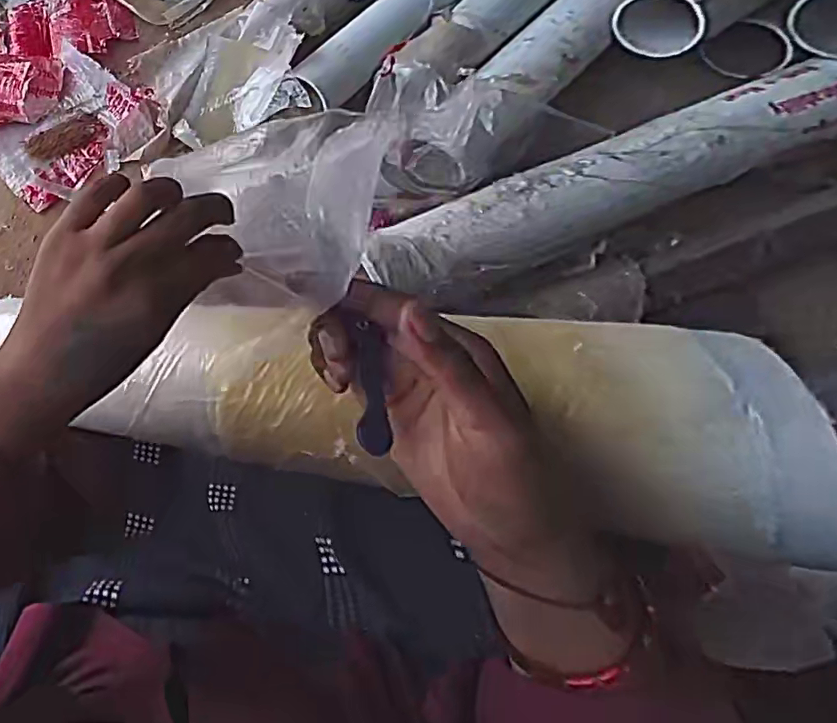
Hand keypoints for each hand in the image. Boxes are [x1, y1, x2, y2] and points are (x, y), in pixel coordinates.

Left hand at [0, 175, 241, 458]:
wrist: (37, 369)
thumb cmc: (100, 364)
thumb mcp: (153, 333)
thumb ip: (187, 291)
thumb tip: (223, 261)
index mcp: (154, 298)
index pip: (207, 256)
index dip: (227, 248)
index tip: (230, 248)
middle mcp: (125, 264)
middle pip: (185, 217)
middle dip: (215, 210)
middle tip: (220, 216)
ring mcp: (90, 244)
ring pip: (144, 194)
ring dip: (171, 191)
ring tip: (176, 199)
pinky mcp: (60, 233)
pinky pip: (94, 192)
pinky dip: (117, 184)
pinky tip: (128, 191)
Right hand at [309, 283, 598, 593]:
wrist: (511, 537)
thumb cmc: (513, 477)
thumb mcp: (485, 418)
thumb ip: (446, 362)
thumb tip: (410, 309)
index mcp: (451, 345)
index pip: (395, 306)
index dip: (357, 298)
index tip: (323, 300)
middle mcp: (421, 353)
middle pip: (364, 317)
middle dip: (338, 325)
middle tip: (335, 358)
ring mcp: (399, 377)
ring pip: (350, 340)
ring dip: (331, 347)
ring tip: (336, 377)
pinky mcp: (381, 402)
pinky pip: (347, 370)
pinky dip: (331, 368)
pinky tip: (335, 385)